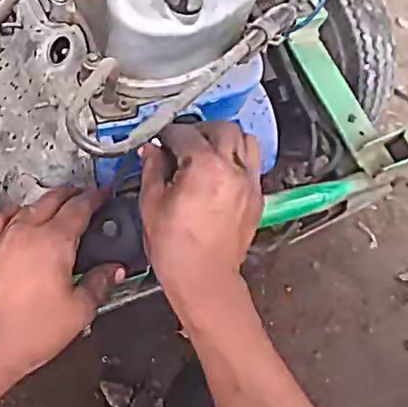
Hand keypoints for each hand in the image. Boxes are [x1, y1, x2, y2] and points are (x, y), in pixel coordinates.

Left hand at [0, 188, 123, 401]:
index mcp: (54, 242)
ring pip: (28, 206)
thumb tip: (111, 271)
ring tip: (58, 208)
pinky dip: (15, 213)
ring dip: (46, 202)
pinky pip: (1, 219)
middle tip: (86, 198)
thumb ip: (99, 284)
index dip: (96, 197)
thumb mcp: (78, 311)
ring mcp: (3, 239)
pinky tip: (18, 219)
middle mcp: (26, 233)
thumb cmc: (25, 333)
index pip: (80, 207)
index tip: (103, 195)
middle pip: (53, 199)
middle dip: (73, 194)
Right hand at [138, 122, 262, 310]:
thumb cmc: (177, 250)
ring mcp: (249, 183)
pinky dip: (237, 158)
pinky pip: (252, 163)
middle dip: (198, 130)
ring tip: (205, 150)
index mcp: (204, 167)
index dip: (166, 134)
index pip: (184, 133)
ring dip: (224, 139)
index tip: (159, 140)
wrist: (203, 278)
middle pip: (222, 127)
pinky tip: (219, 170)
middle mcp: (232, 170)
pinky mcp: (256, 197)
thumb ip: (152, 170)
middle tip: (180, 142)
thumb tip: (151, 152)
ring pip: (246, 139)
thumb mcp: (151, 204)